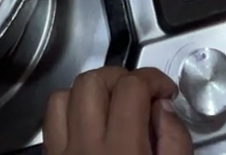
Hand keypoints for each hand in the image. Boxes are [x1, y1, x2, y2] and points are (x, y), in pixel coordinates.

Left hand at [44, 67, 189, 154]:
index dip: (153, 79)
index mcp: (122, 151)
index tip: (165, 90)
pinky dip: (68, 111)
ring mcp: (63, 154)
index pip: (131, 88)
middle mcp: (86, 148)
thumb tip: (165, 107)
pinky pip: (50, 121)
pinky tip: (88, 122)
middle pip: (94, 82)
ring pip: (66, 95)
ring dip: (91, 91)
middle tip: (141, 95)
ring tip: (113, 105)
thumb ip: (176, 143)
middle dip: (121, 78)